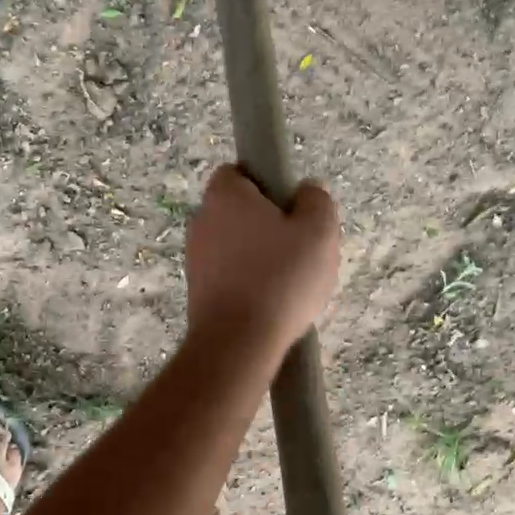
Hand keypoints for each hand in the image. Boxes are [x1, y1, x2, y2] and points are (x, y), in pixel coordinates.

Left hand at [184, 164, 341, 354]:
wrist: (237, 342)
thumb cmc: (280, 278)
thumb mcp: (319, 231)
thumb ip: (316, 201)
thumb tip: (306, 191)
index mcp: (224, 195)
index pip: (238, 172)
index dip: (267, 184)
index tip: (291, 207)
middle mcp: (201, 221)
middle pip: (240, 211)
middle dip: (270, 225)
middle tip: (300, 247)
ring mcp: (195, 258)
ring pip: (237, 246)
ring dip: (262, 258)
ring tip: (291, 282)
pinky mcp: (197, 291)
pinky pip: (230, 275)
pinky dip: (250, 283)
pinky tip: (273, 304)